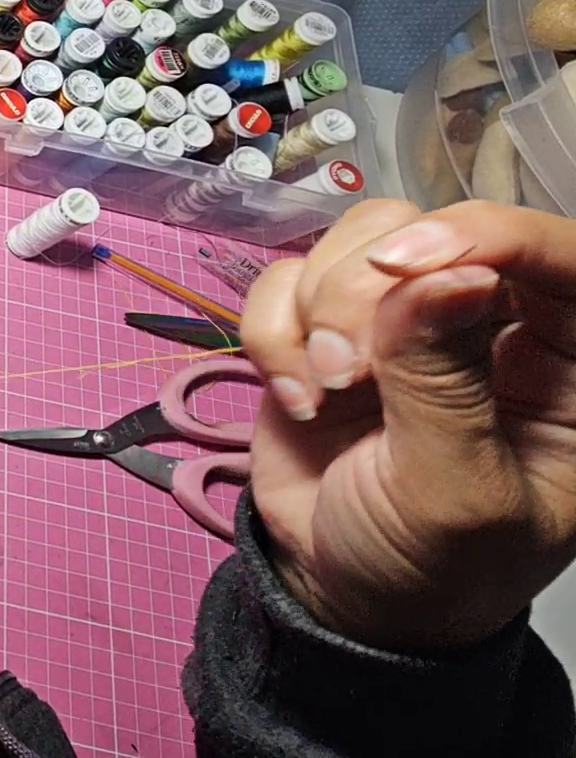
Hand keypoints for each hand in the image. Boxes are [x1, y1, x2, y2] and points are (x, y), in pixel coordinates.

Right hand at [242, 199, 575, 650]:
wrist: (338, 580)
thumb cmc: (433, 557)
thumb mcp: (453, 488)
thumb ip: (445, 385)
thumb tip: (444, 278)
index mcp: (564, 364)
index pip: (552, 254)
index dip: (481, 234)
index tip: (400, 264)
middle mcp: (477, 324)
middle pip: (411, 231)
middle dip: (358, 293)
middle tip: (345, 374)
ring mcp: (384, 324)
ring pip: (334, 249)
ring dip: (306, 316)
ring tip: (318, 391)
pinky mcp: (308, 333)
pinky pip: (273, 288)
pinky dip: (265, 335)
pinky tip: (291, 392)